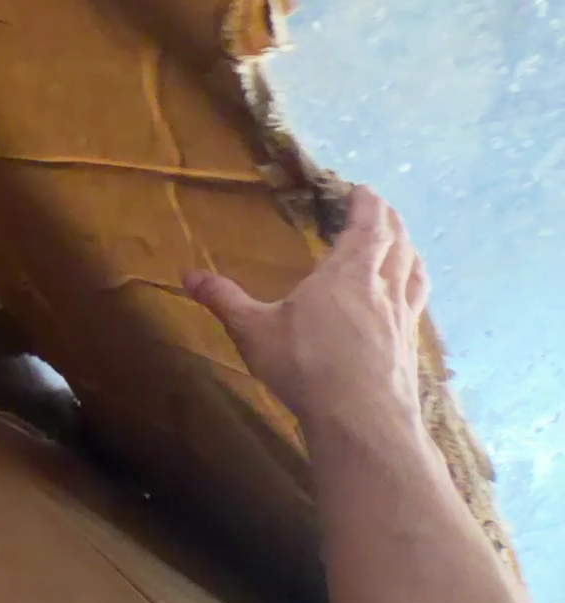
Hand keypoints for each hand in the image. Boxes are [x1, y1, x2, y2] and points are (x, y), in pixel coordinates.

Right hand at [184, 185, 429, 442]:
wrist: (359, 415)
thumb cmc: (303, 363)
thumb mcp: (251, 328)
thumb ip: (222, 298)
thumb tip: (188, 275)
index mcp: (346, 277)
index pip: (366, 230)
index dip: (366, 206)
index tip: (363, 188)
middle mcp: (381, 288)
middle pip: (397, 244)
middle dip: (389, 221)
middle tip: (378, 207)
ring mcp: (400, 314)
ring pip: (412, 268)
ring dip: (406, 247)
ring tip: (399, 241)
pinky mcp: (406, 338)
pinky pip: (414, 294)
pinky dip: (410, 278)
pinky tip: (402, 290)